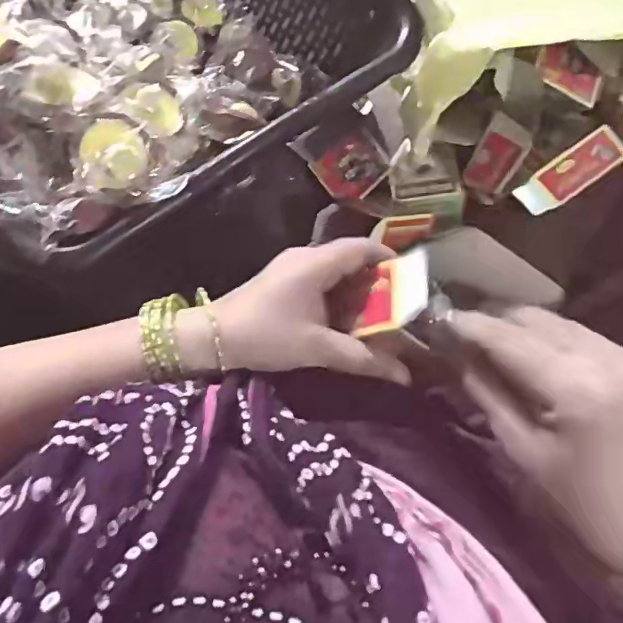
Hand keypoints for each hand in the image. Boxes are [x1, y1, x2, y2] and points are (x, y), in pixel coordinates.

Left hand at [199, 239, 411, 384]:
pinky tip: (342, 323)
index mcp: (315, 263)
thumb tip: (404, 375)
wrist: (212, 337)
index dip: (390, 260)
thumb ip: (362, 359)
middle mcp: (305, 257)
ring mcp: (291, 267)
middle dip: (375, 285)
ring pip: (335, 272)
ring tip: (372, 322)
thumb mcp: (317, 348)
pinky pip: (320, 280)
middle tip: (395, 312)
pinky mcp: (282, 280)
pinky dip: (337, 298)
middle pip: (351, 260)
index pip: (362, 247)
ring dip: (355, 294)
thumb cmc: (266, 336)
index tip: (410, 283)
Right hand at [445, 307, 622, 576]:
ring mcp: (621, 355)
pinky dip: (540, 335)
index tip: (433, 319)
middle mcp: (602, 356)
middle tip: (451, 333)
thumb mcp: (523, 450)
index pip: (507, 337)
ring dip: (513, 325)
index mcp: (575, 385)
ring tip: (479, 341)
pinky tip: (519, 351)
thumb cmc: (584, 503)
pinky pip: (572, 332)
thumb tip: (451, 354)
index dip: (466, 324)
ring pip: (551, 320)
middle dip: (488, 320)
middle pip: (530, 317)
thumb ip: (485, 392)